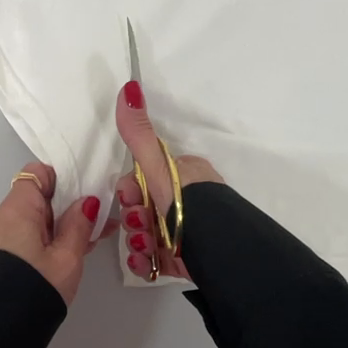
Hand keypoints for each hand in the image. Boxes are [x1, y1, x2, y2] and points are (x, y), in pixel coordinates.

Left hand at [0, 161, 115, 304]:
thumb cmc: (36, 285)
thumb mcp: (67, 257)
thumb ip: (79, 225)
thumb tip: (87, 201)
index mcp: (18, 207)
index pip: (37, 173)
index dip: (62, 179)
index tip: (85, 194)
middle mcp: (3, 214)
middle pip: (38, 196)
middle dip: (67, 206)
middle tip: (97, 221)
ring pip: (34, 219)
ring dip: (59, 225)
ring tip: (91, 241)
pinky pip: (26, 235)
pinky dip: (46, 239)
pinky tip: (70, 254)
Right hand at [115, 80, 222, 281]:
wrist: (218, 254)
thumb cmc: (189, 206)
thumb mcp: (158, 167)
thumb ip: (139, 133)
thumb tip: (129, 85)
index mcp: (185, 175)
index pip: (143, 178)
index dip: (129, 191)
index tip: (131, 199)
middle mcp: (187, 202)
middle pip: (141, 207)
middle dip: (133, 219)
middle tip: (140, 225)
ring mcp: (185, 232)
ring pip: (145, 233)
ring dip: (137, 241)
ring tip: (147, 248)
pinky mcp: (185, 260)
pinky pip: (155, 258)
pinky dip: (146, 261)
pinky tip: (147, 262)